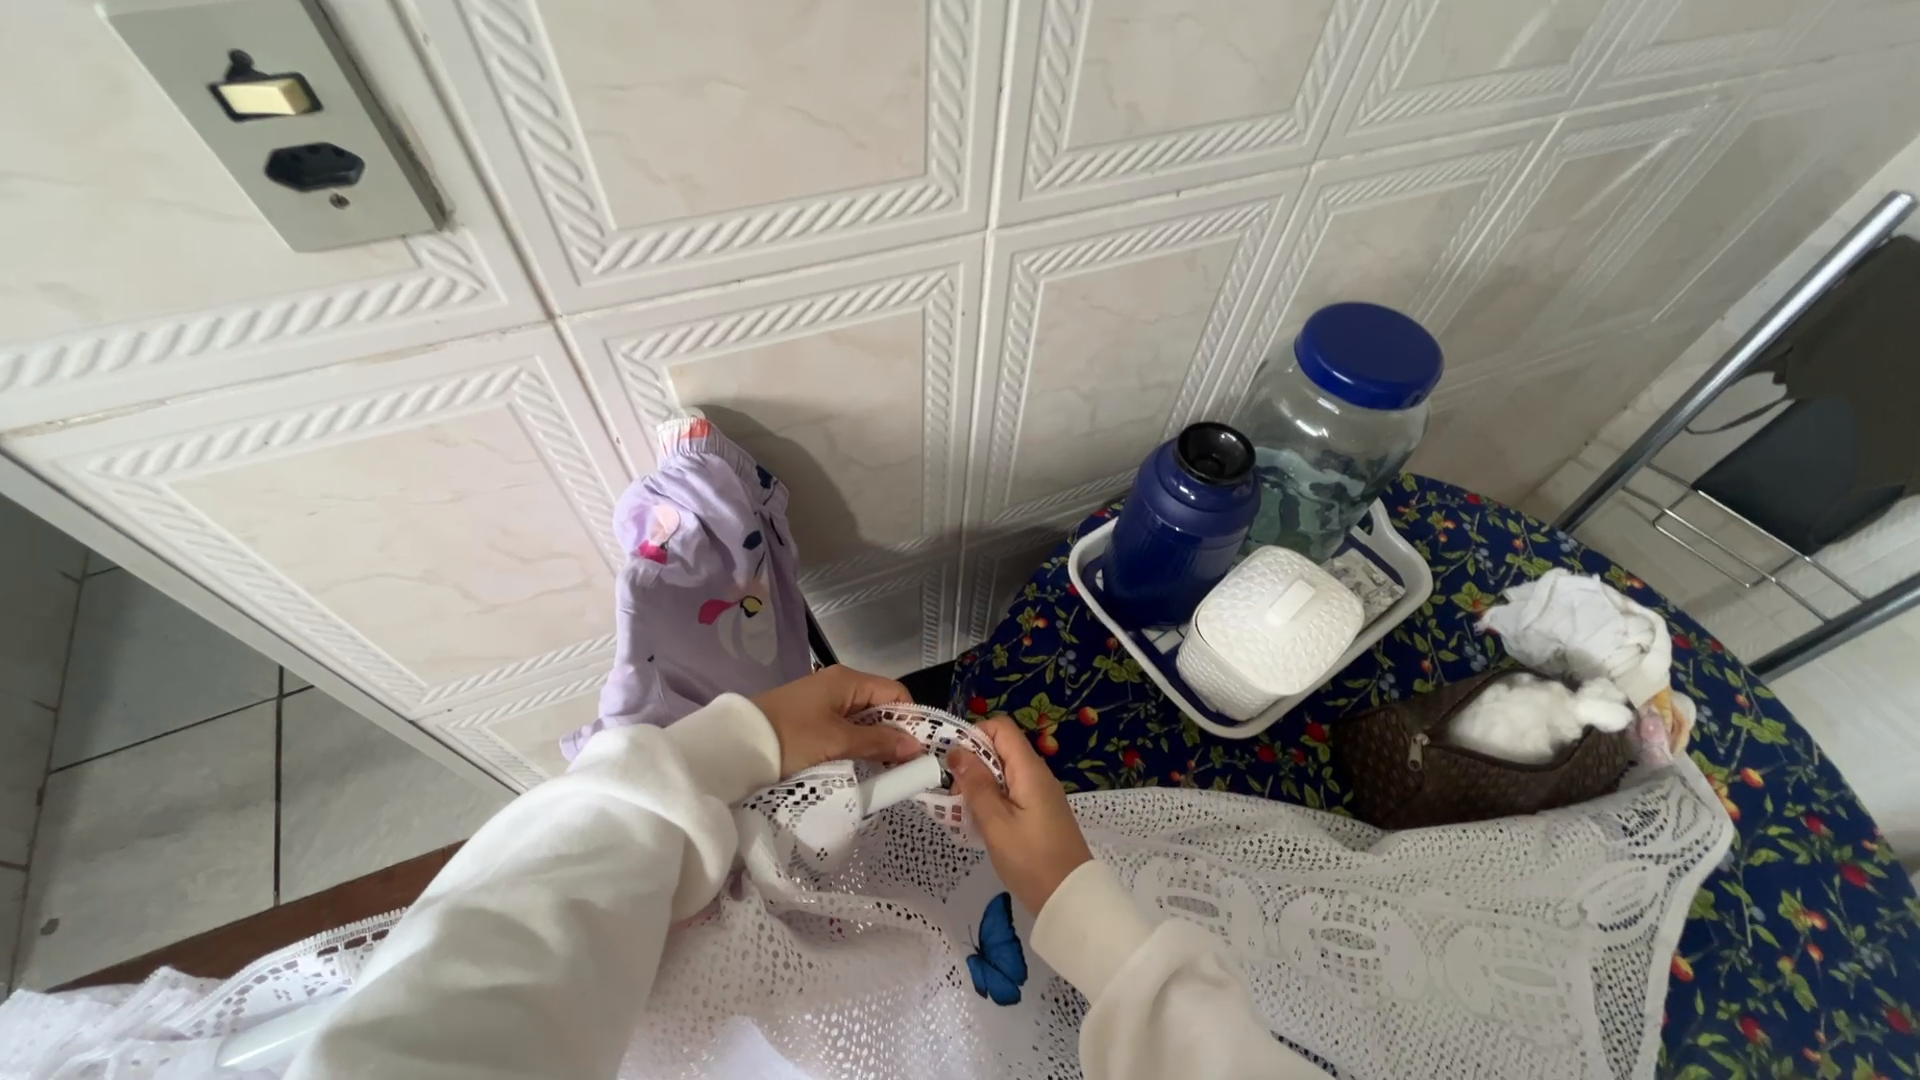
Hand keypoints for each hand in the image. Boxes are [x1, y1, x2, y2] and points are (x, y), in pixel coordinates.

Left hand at [752, 665, 922, 777]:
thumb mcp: (837, 741)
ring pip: (862, 720)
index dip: (911, 718)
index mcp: (848, 680)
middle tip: (905, 765)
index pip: (895, 693)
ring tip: (885, 769)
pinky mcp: (810, 719)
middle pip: (880, 706)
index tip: (919, 749)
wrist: (734, 747)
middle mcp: (838, 684)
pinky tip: (859, 764)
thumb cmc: (790, 737)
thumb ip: (878, 742)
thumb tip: (916, 746)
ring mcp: (823, 701)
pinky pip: (845, 728)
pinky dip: (855, 744)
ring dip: (874, 741)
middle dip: (894, 733)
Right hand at [949, 716, 1093, 915]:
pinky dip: (993, 798)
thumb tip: (957, 751)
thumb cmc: (1031, 860)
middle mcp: (1037, 774)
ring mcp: (1040, 793)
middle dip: (973, 762)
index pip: (1001, 727)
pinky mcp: (1040, 811)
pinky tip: (981, 822)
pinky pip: (1011, 790)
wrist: (1071, 898)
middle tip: (953, 791)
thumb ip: (976, 785)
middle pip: (1001, 748)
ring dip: (980, 783)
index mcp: (1029, 769)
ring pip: (1004, 771)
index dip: (974, 735)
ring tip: (962, 809)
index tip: (952, 760)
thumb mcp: (996, 823)